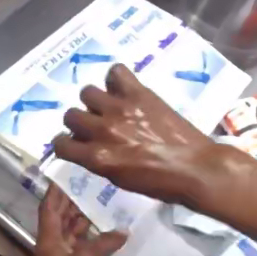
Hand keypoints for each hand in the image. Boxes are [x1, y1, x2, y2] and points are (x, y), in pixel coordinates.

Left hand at [33, 186, 125, 255]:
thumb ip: (104, 241)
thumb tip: (121, 231)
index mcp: (48, 241)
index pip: (48, 208)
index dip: (56, 191)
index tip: (66, 174)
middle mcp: (50, 248)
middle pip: (58, 219)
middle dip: (70, 202)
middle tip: (88, 185)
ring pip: (68, 234)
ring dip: (80, 220)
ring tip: (98, 204)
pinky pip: (77, 248)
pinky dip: (88, 238)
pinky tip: (104, 234)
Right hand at [51, 64, 242, 208]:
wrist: (195, 168)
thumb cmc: (160, 183)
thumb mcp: (121, 180)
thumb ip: (100, 161)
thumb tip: (89, 147)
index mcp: (97, 158)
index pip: (61, 144)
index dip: (66, 143)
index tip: (76, 143)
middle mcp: (103, 131)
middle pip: (70, 115)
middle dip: (79, 121)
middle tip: (95, 125)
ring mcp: (120, 109)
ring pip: (87, 92)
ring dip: (95, 100)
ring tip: (110, 106)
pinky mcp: (139, 93)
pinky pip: (115, 72)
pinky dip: (116, 79)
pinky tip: (124, 90)